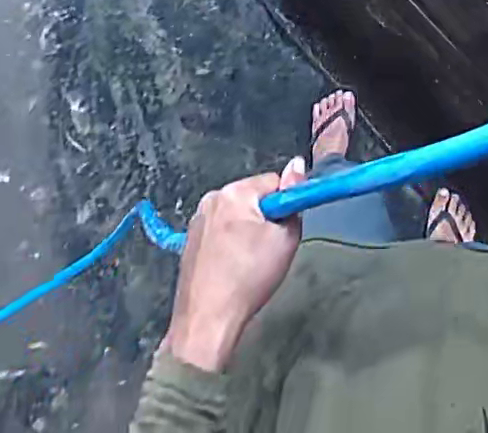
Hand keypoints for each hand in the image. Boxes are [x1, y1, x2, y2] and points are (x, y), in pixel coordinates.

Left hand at [162, 157, 306, 371]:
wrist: (205, 323)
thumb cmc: (248, 279)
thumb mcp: (285, 238)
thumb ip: (294, 197)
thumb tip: (297, 164)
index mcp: (234, 192)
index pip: (274, 182)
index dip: (286, 206)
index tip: (285, 229)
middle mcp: (212, 198)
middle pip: (253, 197)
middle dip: (265, 217)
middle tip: (269, 248)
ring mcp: (197, 220)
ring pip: (237, 214)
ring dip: (247, 230)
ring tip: (250, 262)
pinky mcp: (189, 241)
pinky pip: (221, 230)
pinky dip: (230, 243)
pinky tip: (232, 268)